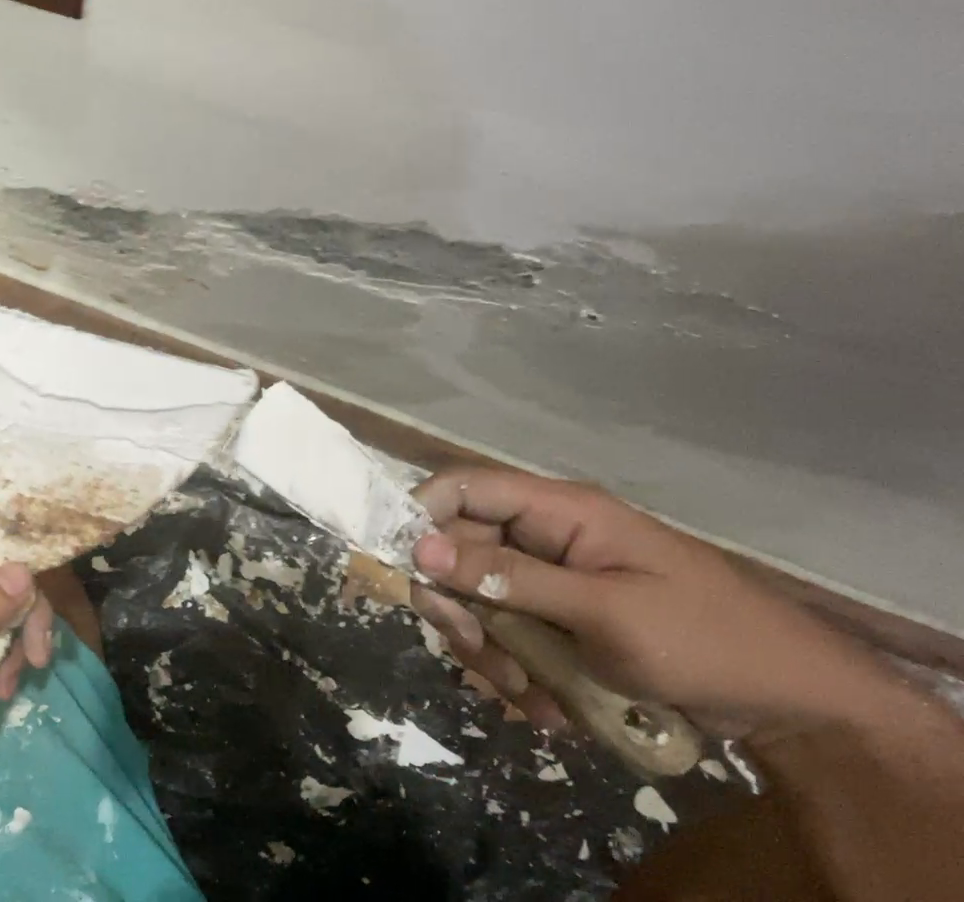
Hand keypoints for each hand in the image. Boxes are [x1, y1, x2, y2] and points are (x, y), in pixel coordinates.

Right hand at [407, 467, 892, 738]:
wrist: (793, 704)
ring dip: (487, 652)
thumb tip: (418, 548)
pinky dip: (515, 673)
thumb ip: (508, 577)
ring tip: (526, 695)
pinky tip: (547, 706)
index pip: (461, 487)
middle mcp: (544, 537)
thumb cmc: (705, 641)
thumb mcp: (603, 612)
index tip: (401, 569)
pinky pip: (506, 637)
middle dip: (457, 608)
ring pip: (475, 603)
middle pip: (456, 552)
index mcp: (559, 512)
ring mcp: (549, 581)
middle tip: (474, 651)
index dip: (418, 515)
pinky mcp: (557, 620)